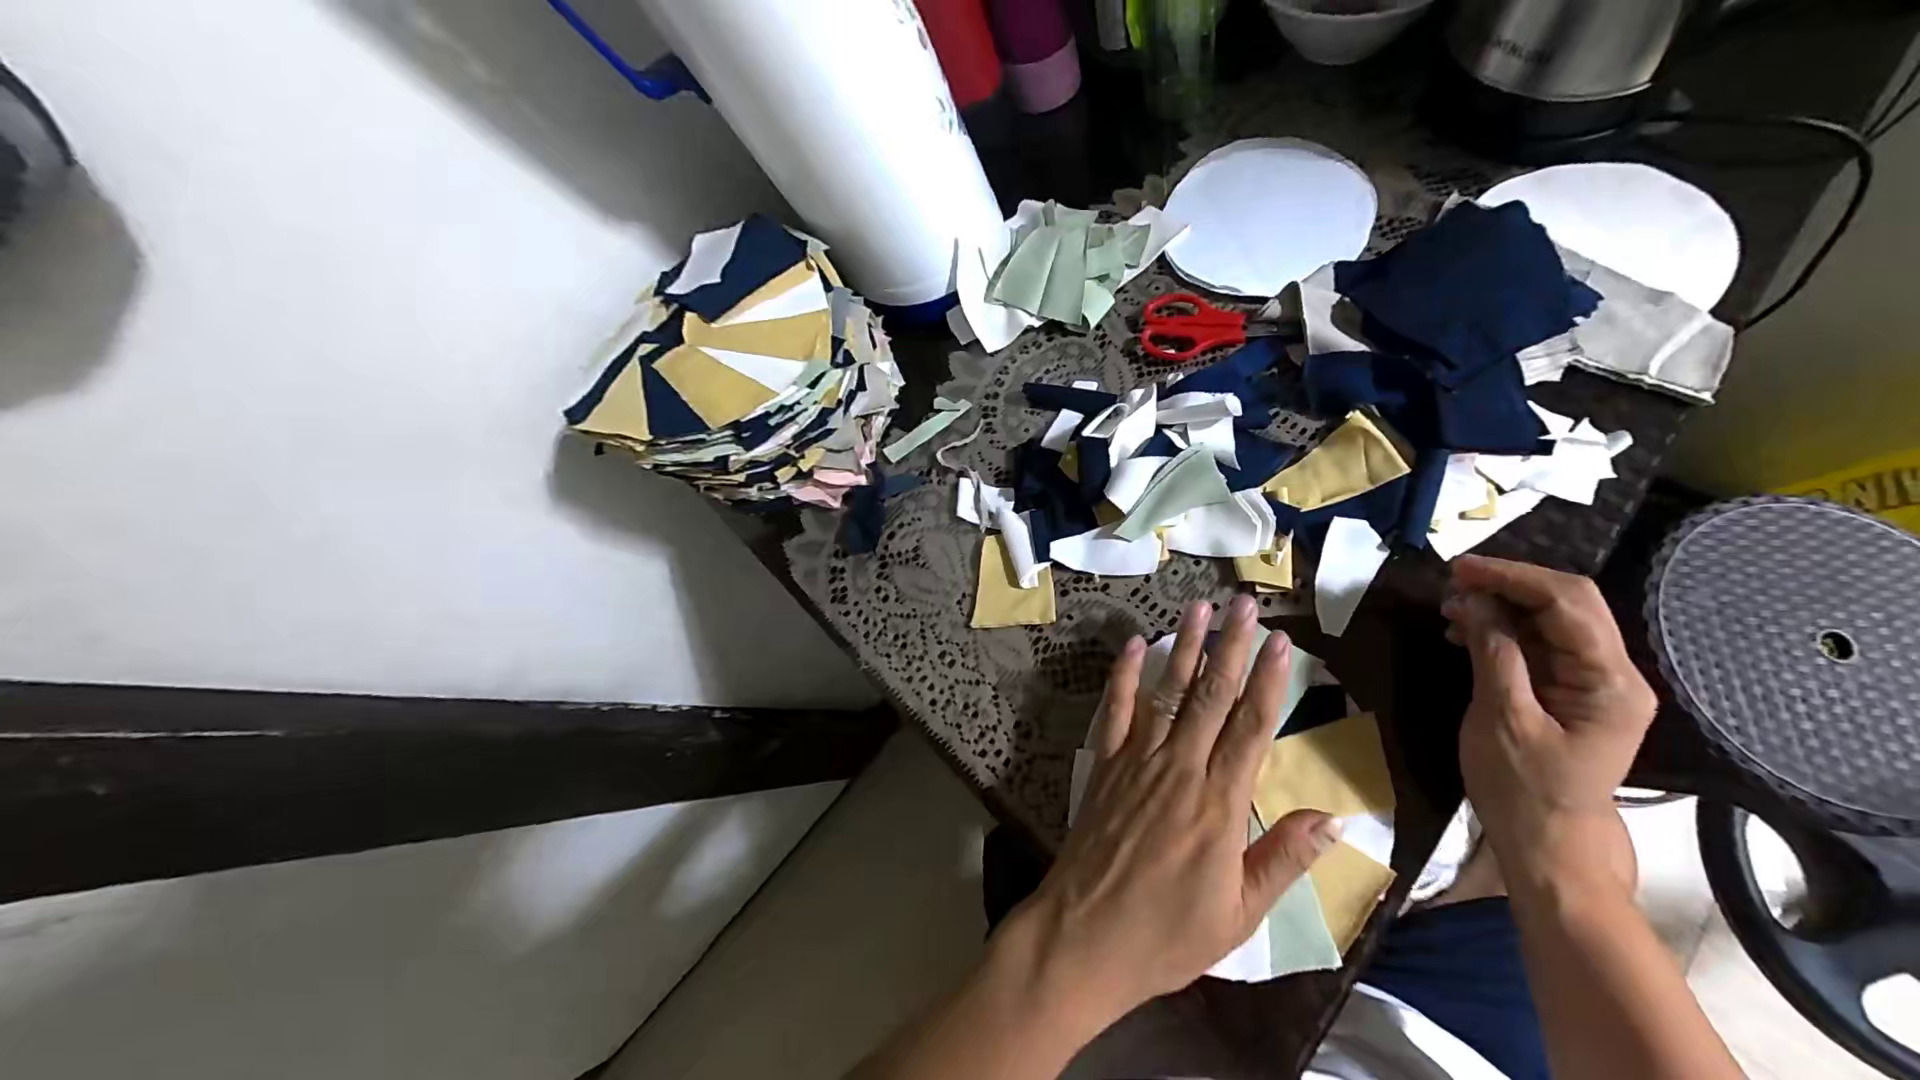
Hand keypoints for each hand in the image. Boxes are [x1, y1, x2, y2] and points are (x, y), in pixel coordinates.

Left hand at [997, 596, 1340, 1026]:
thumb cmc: (1168, 933)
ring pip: (1166, 693)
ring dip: (1182, 648)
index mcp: (1219, 804)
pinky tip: (1132, 644)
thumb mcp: (1240, 913)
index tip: (1281, 642)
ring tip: (1198, 609)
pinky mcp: (1105, 766)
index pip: (1251, 729)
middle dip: (1230, 646)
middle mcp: (1178, 769)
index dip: (1268, 682)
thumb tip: (1334, 817)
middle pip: (1211, 696)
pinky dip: (1124, 676)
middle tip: (1243, 603)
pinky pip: (1116, 712)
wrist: (1085, 936)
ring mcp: (1136, 762)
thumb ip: (1284, 859)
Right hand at [1442, 556, 1656, 894]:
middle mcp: (1613, 674)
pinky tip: (1466, 629)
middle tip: (1454, 580)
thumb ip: (1495, 654)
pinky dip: (1501, 627)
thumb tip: (1474, 600)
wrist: (1546, 841)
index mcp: (1610, 683)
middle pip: (1569, 604)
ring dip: (1502, 604)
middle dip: (1510, 583)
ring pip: (1551, 620)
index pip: (1569, 604)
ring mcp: (1593, 681)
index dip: (1514, 577)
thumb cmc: (1523, 786)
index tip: (1459, 569)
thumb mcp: (1502, 719)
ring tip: (1452, 607)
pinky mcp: (1569, 690)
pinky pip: (1538, 642)